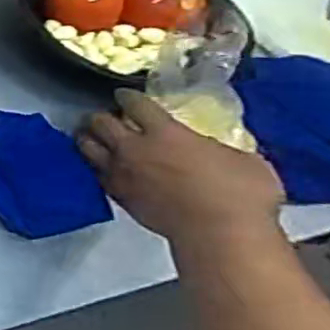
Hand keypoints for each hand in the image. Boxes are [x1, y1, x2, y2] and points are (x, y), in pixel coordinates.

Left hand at [77, 88, 284, 244]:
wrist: (218, 234)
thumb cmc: (241, 195)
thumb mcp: (242, 159)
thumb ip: (215, 147)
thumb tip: (210, 149)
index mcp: (165, 132)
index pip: (136, 105)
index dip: (127, 97)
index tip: (124, 95)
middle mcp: (134, 148)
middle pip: (101, 122)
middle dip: (100, 116)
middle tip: (105, 117)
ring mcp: (120, 172)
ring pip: (87, 146)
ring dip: (88, 138)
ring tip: (92, 137)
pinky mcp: (117, 194)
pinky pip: (96, 173)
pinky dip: (97, 166)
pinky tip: (103, 166)